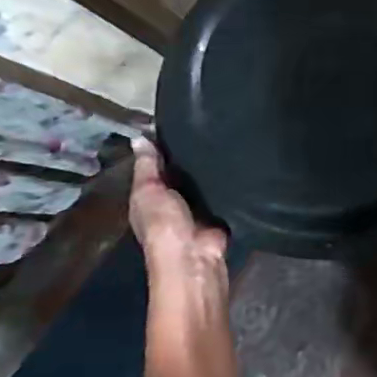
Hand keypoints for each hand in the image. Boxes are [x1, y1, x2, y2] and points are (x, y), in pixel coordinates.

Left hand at [129, 138, 230, 328]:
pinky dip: (228, 179)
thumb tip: (139, 136)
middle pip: (180, 171)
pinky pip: (223, 189)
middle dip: (190, 153)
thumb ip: (147, 166)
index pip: (155, 165)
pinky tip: (238, 159)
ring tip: (225, 134)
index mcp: (148, 196)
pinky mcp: (219, 211)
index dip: (162, 146)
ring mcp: (197, 206)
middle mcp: (171, 200)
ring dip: (210, 165)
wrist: (195, 256)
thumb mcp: (148, 191)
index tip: (178, 120)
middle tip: (208, 122)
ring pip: (202, 179)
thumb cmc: (164, 224)